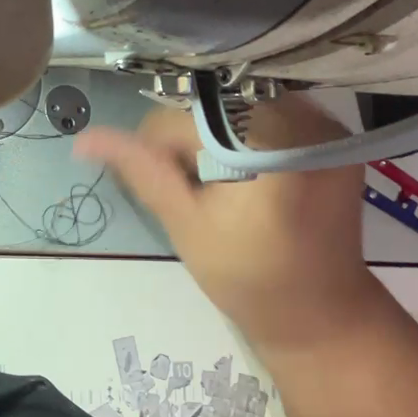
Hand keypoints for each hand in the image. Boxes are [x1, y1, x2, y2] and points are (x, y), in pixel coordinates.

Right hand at [75, 94, 386, 345]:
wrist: (319, 312)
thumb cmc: (246, 277)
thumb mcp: (182, 222)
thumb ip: (140, 170)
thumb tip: (85, 138)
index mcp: (267, 145)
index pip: (183, 116)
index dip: (158, 149)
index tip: (171, 190)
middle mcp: (305, 121)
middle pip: (211, 104)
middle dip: (190, 142)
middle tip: (197, 191)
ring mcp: (324, 125)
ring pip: (235, 105)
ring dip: (215, 138)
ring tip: (224, 186)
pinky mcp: (331, 135)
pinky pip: (267, 114)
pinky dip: (244, 138)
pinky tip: (247, 178)